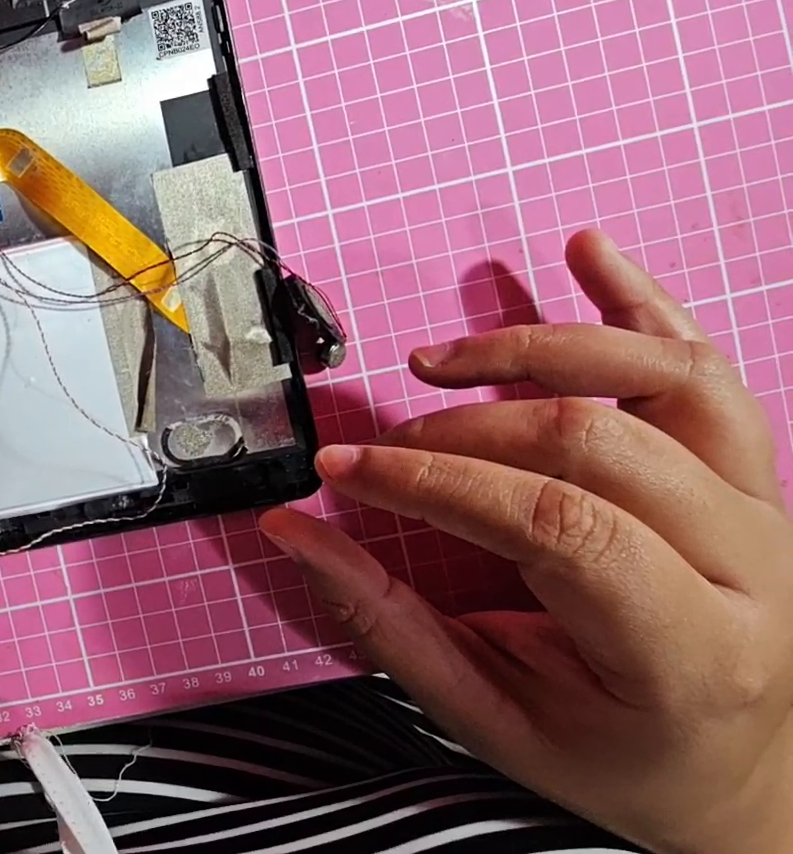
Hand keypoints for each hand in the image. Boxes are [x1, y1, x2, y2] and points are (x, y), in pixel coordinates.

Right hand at [260, 229, 792, 853]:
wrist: (750, 784)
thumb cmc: (613, 755)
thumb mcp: (484, 712)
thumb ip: (381, 617)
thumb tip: (290, 528)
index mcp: (689, 645)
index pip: (557, 525)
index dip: (432, 481)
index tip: (344, 469)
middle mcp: (753, 565)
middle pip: (597, 444)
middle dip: (460, 431)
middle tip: (386, 446)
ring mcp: (763, 510)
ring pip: (666, 382)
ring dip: (534, 349)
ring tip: (438, 361)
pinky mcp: (749, 476)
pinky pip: (704, 369)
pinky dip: (643, 300)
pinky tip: (586, 252)